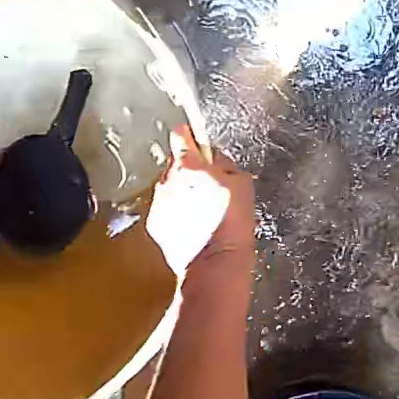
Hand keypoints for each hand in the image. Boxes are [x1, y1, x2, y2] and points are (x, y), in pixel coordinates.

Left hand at [146, 125, 254, 276]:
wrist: (214, 264)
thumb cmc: (230, 224)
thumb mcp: (242, 185)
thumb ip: (226, 165)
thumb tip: (216, 161)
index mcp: (188, 166)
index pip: (181, 136)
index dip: (190, 134)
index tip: (195, 135)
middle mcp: (167, 181)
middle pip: (176, 165)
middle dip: (191, 171)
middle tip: (212, 185)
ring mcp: (158, 204)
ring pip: (171, 189)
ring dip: (184, 194)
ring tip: (206, 211)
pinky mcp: (155, 226)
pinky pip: (167, 211)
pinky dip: (178, 215)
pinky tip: (196, 226)